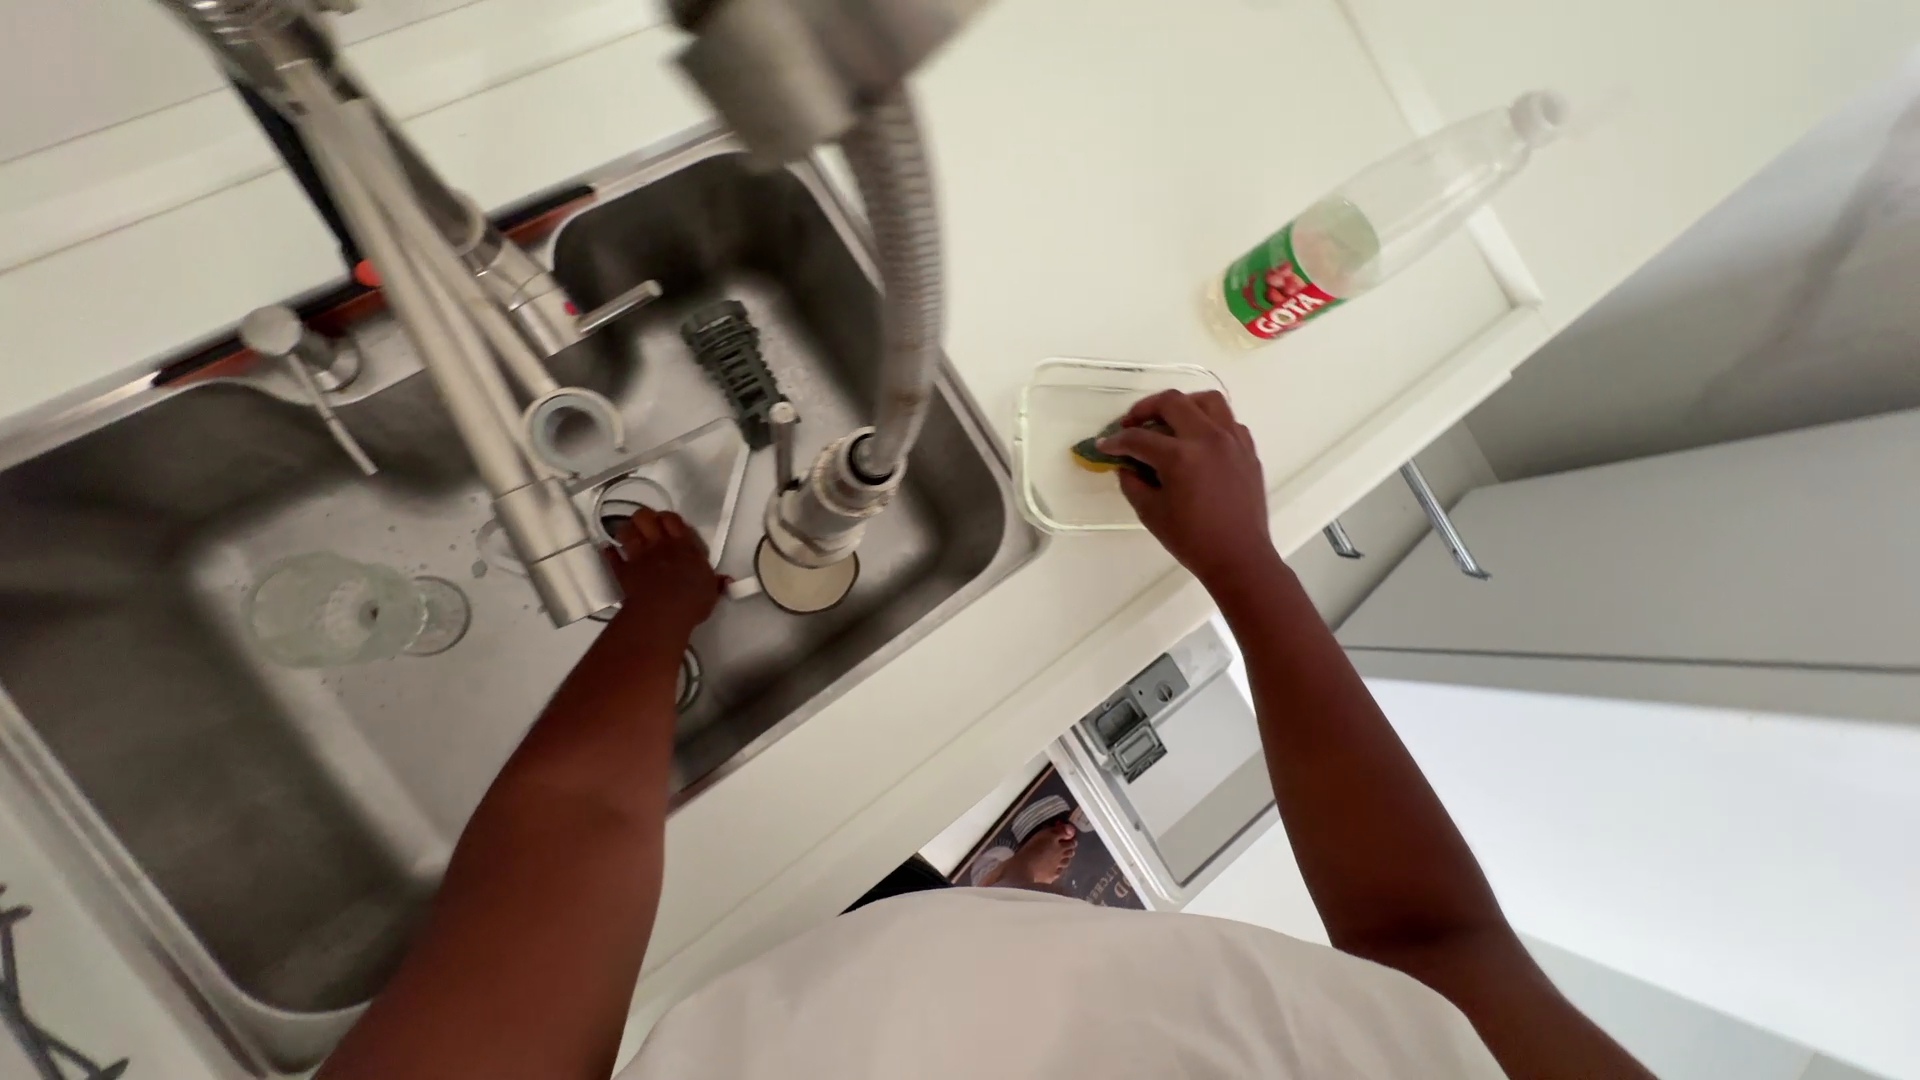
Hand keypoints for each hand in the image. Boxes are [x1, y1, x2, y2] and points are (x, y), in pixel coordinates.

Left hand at [604, 508, 722, 642]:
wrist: (663, 614)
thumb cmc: (692, 601)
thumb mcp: (711, 591)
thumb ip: (715, 582)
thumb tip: (724, 580)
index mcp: (684, 546)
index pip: (672, 519)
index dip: (667, 518)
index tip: (668, 526)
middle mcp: (659, 545)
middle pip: (644, 517)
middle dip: (643, 518)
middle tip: (647, 528)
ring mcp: (638, 556)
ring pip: (625, 531)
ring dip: (626, 531)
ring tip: (630, 537)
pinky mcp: (622, 571)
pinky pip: (611, 556)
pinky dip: (610, 552)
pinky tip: (611, 552)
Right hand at [1098, 390, 1276, 585]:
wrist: (1239, 557)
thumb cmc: (1191, 539)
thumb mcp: (1150, 512)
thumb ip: (1132, 483)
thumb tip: (1126, 465)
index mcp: (1180, 456)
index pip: (1138, 438)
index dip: (1115, 442)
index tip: (1103, 446)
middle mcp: (1208, 438)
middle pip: (1172, 402)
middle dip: (1144, 409)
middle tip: (1131, 424)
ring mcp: (1232, 440)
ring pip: (1206, 400)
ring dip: (1182, 405)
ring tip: (1168, 420)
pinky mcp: (1247, 449)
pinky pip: (1227, 421)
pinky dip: (1208, 422)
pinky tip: (1197, 441)